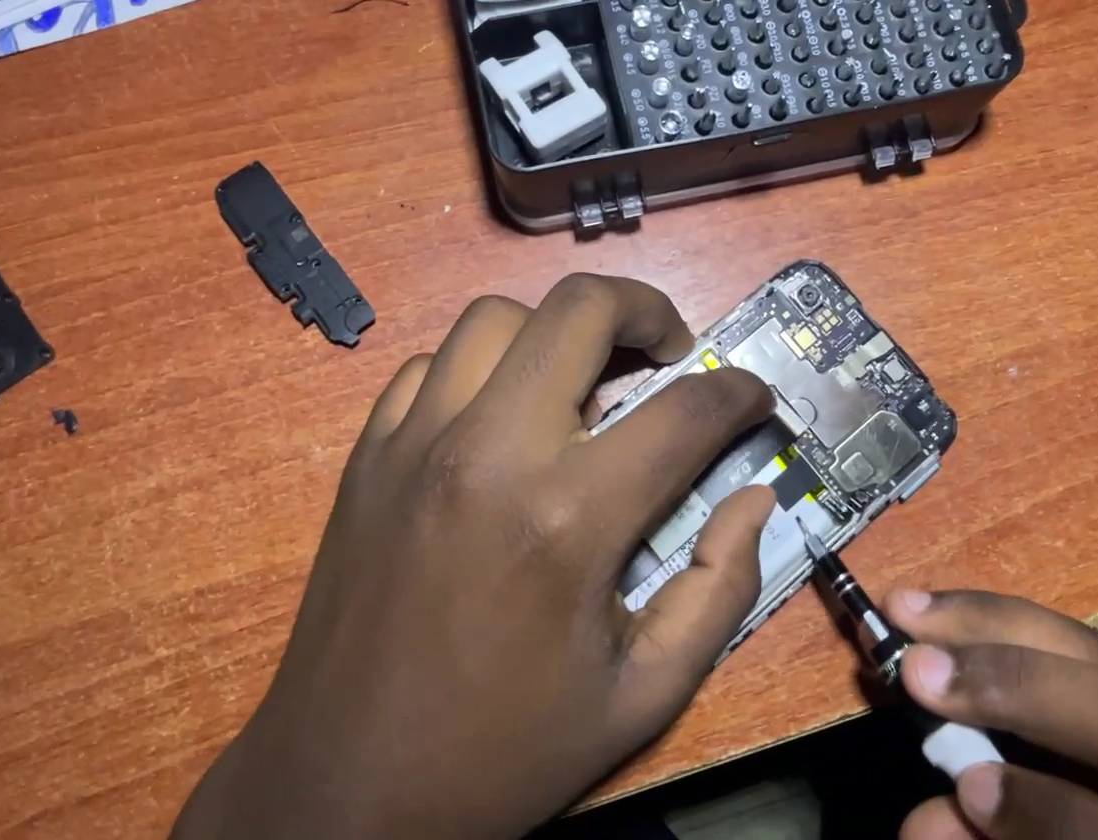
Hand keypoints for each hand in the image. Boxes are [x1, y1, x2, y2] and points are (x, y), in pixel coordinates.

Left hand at [171, 275, 776, 839]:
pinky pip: (431, 365)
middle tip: (670, 354)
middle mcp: (490, 451)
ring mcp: (416, 442)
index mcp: (570, 517)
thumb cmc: (505, 749)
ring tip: (583, 384)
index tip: (752, 397)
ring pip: (498, 317)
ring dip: (557, 333)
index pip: (685, 411)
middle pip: (581, 307)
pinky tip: (499, 419)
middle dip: (648, 310)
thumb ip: (719, 588)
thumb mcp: (643, 694)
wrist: (343, 789)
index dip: (739, 393)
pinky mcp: (367, 454)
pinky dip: (481, 370)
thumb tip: (755, 500)